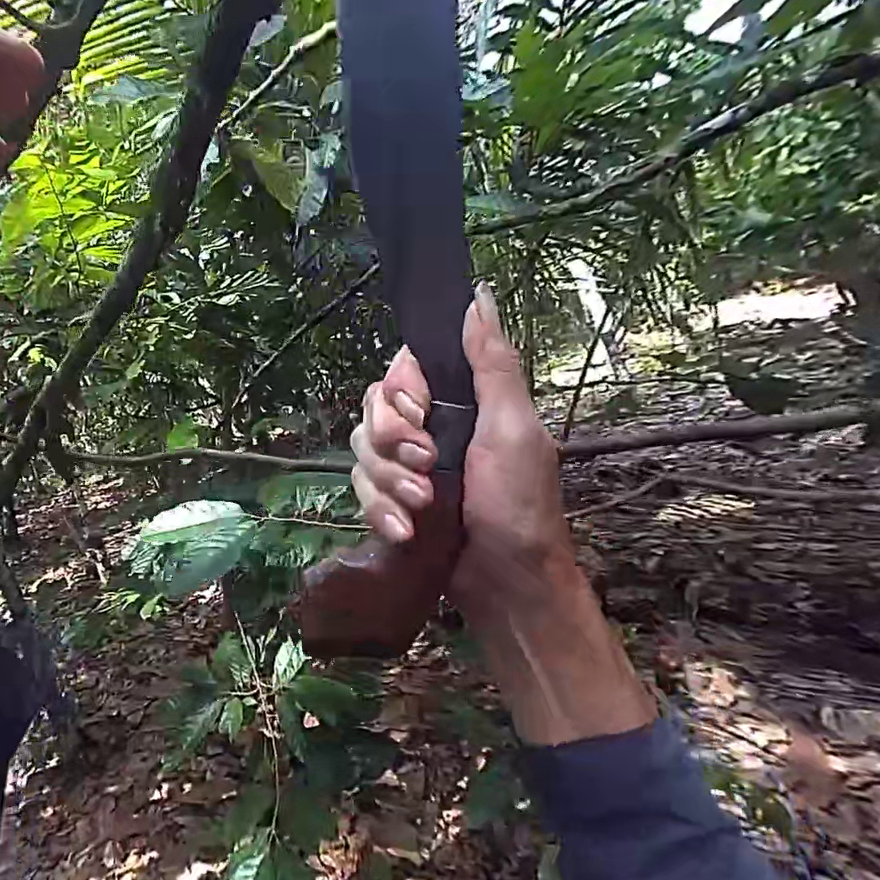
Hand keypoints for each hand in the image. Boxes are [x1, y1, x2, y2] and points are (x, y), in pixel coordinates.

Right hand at [349, 282, 654, 743]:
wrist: (507, 583)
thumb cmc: (519, 503)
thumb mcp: (513, 428)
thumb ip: (491, 364)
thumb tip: (477, 297)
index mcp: (458, 403)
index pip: (401, 373)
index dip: (400, 393)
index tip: (421, 415)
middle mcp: (427, 429)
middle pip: (373, 412)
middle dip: (393, 444)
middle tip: (426, 468)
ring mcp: (405, 468)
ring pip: (361, 454)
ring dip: (389, 484)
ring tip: (423, 507)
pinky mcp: (391, 503)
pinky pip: (360, 493)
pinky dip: (380, 513)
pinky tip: (405, 533)